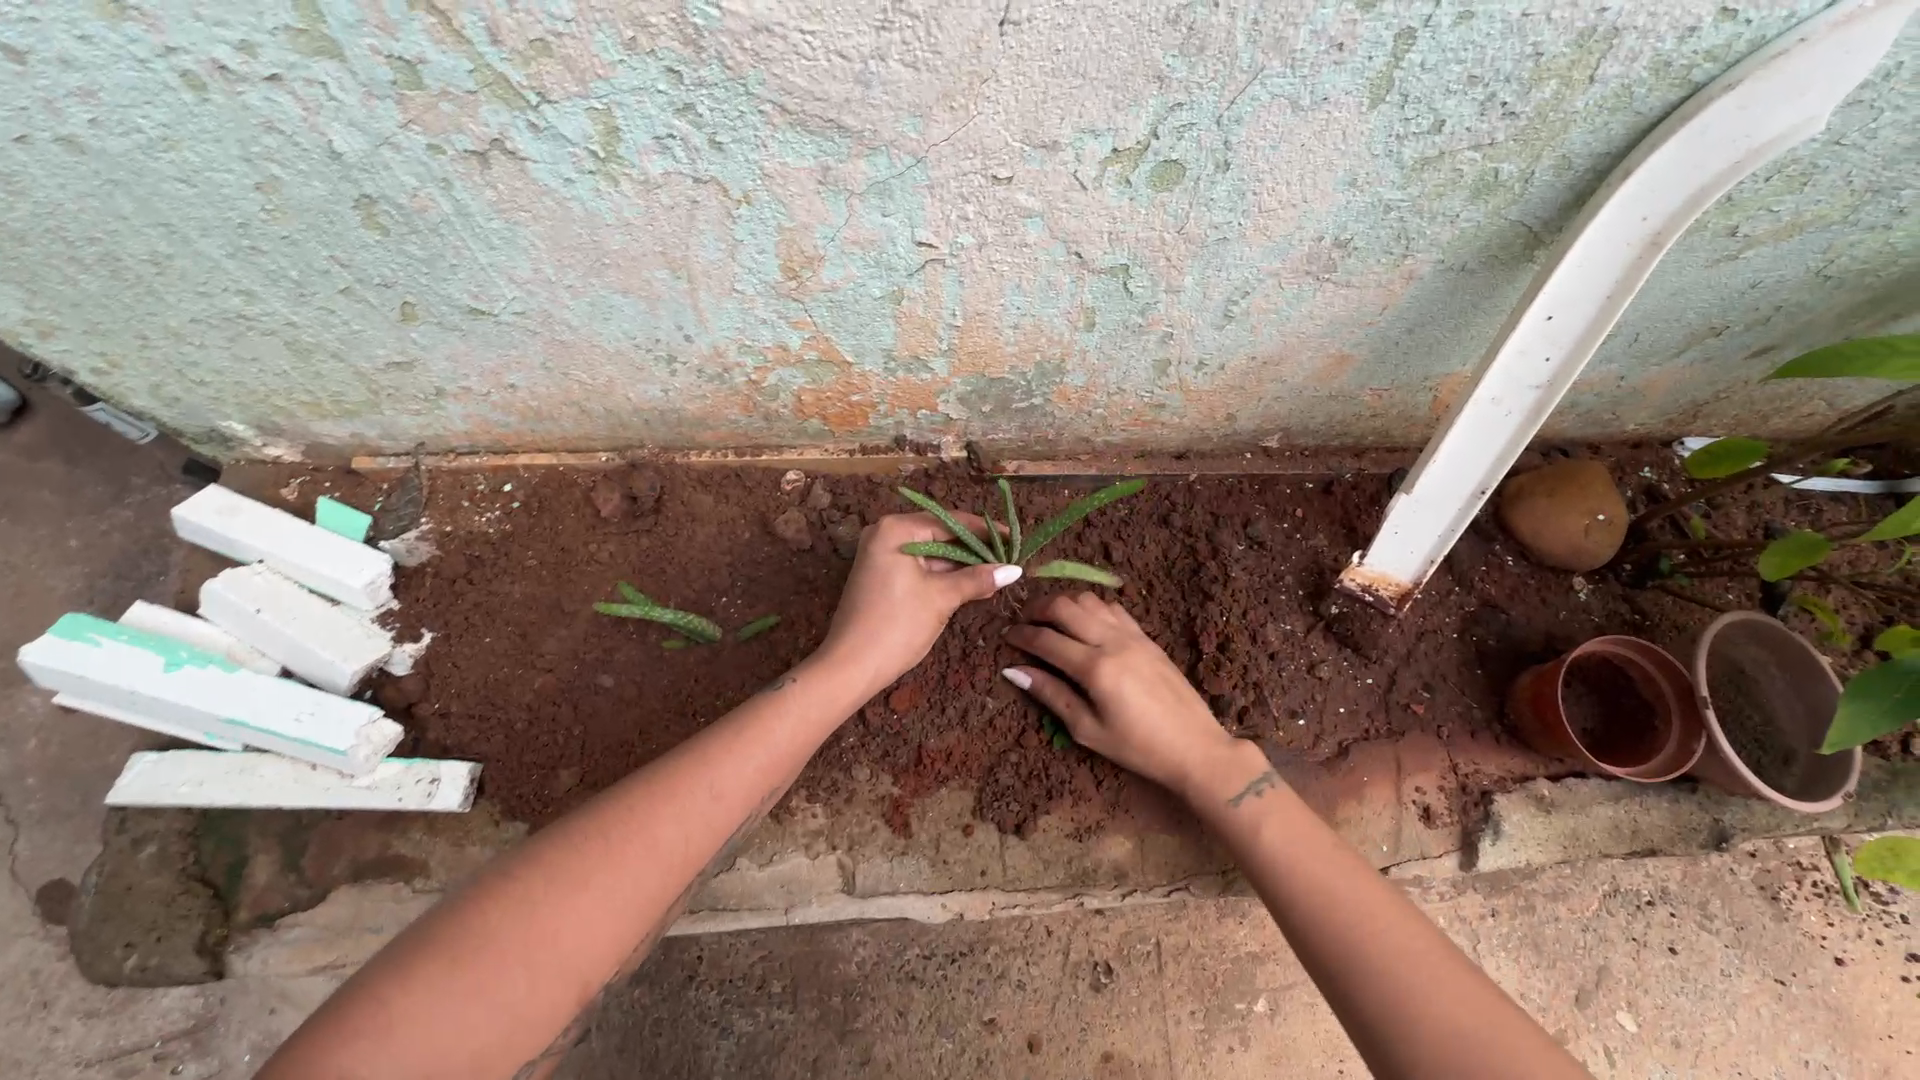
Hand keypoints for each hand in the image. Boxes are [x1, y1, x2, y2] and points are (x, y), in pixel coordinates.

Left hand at [816, 512, 1020, 695]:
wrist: (850, 666)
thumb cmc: (897, 626)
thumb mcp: (942, 599)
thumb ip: (978, 579)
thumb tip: (1013, 569)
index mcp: (897, 529)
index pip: (951, 521)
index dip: (985, 531)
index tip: (1015, 540)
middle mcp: (885, 533)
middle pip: (941, 533)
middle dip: (975, 549)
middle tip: (1010, 558)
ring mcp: (881, 555)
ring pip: (931, 552)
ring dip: (962, 564)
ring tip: (998, 572)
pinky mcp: (882, 576)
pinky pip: (919, 567)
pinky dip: (944, 574)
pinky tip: (972, 583)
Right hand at [1001, 592, 1242, 797]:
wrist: (1195, 747)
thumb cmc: (1137, 748)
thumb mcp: (1087, 730)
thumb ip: (1051, 694)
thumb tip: (1013, 671)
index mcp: (1094, 669)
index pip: (1045, 639)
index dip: (1020, 635)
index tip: (1005, 636)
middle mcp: (1112, 642)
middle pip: (1064, 606)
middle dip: (1036, 609)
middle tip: (1023, 622)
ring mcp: (1132, 635)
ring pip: (1088, 599)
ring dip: (1064, 604)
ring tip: (1050, 621)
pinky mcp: (1146, 637)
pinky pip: (1112, 608)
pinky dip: (1090, 608)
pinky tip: (1084, 624)